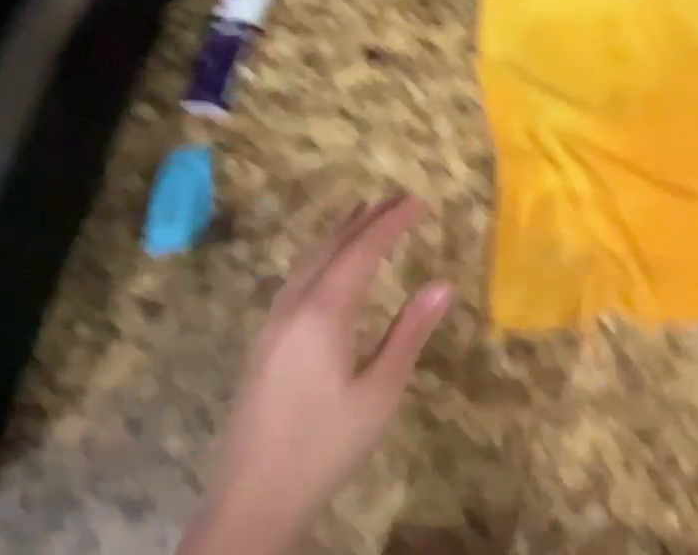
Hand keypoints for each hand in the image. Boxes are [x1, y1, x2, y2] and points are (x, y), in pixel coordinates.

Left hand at [182, 196, 452, 554]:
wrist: (253, 499)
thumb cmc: (326, 444)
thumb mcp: (381, 391)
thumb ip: (410, 333)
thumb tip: (445, 283)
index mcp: (323, 315)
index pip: (362, 252)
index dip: (391, 223)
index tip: (418, 200)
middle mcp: (293, 309)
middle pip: (331, 250)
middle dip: (364, 220)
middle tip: (395, 197)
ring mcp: (271, 327)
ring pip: (306, 264)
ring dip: (338, 236)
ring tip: (361, 216)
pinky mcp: (263, 345)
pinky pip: (294, 281)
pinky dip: (319, 258)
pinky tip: (325, 268)